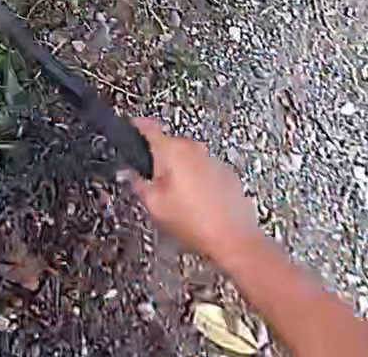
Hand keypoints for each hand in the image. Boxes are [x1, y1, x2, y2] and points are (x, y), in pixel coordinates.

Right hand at [126, 117, 266, 266]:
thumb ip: (137, 183)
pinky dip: (200, 182)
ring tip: (182, 201)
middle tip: (157, 185)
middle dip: (161, 161)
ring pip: (188, 159)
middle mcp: (194, 149)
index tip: (132, 126)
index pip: (149, 126)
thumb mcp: (155, 205)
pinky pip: (205, 171)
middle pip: (169, 145)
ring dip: (181, 172)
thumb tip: (131, 174)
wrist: (236, 242)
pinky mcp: (227, 175)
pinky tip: (200, 205)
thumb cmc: (196, 223)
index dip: (136, 125)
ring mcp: (213, 160)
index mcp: (173, 150)